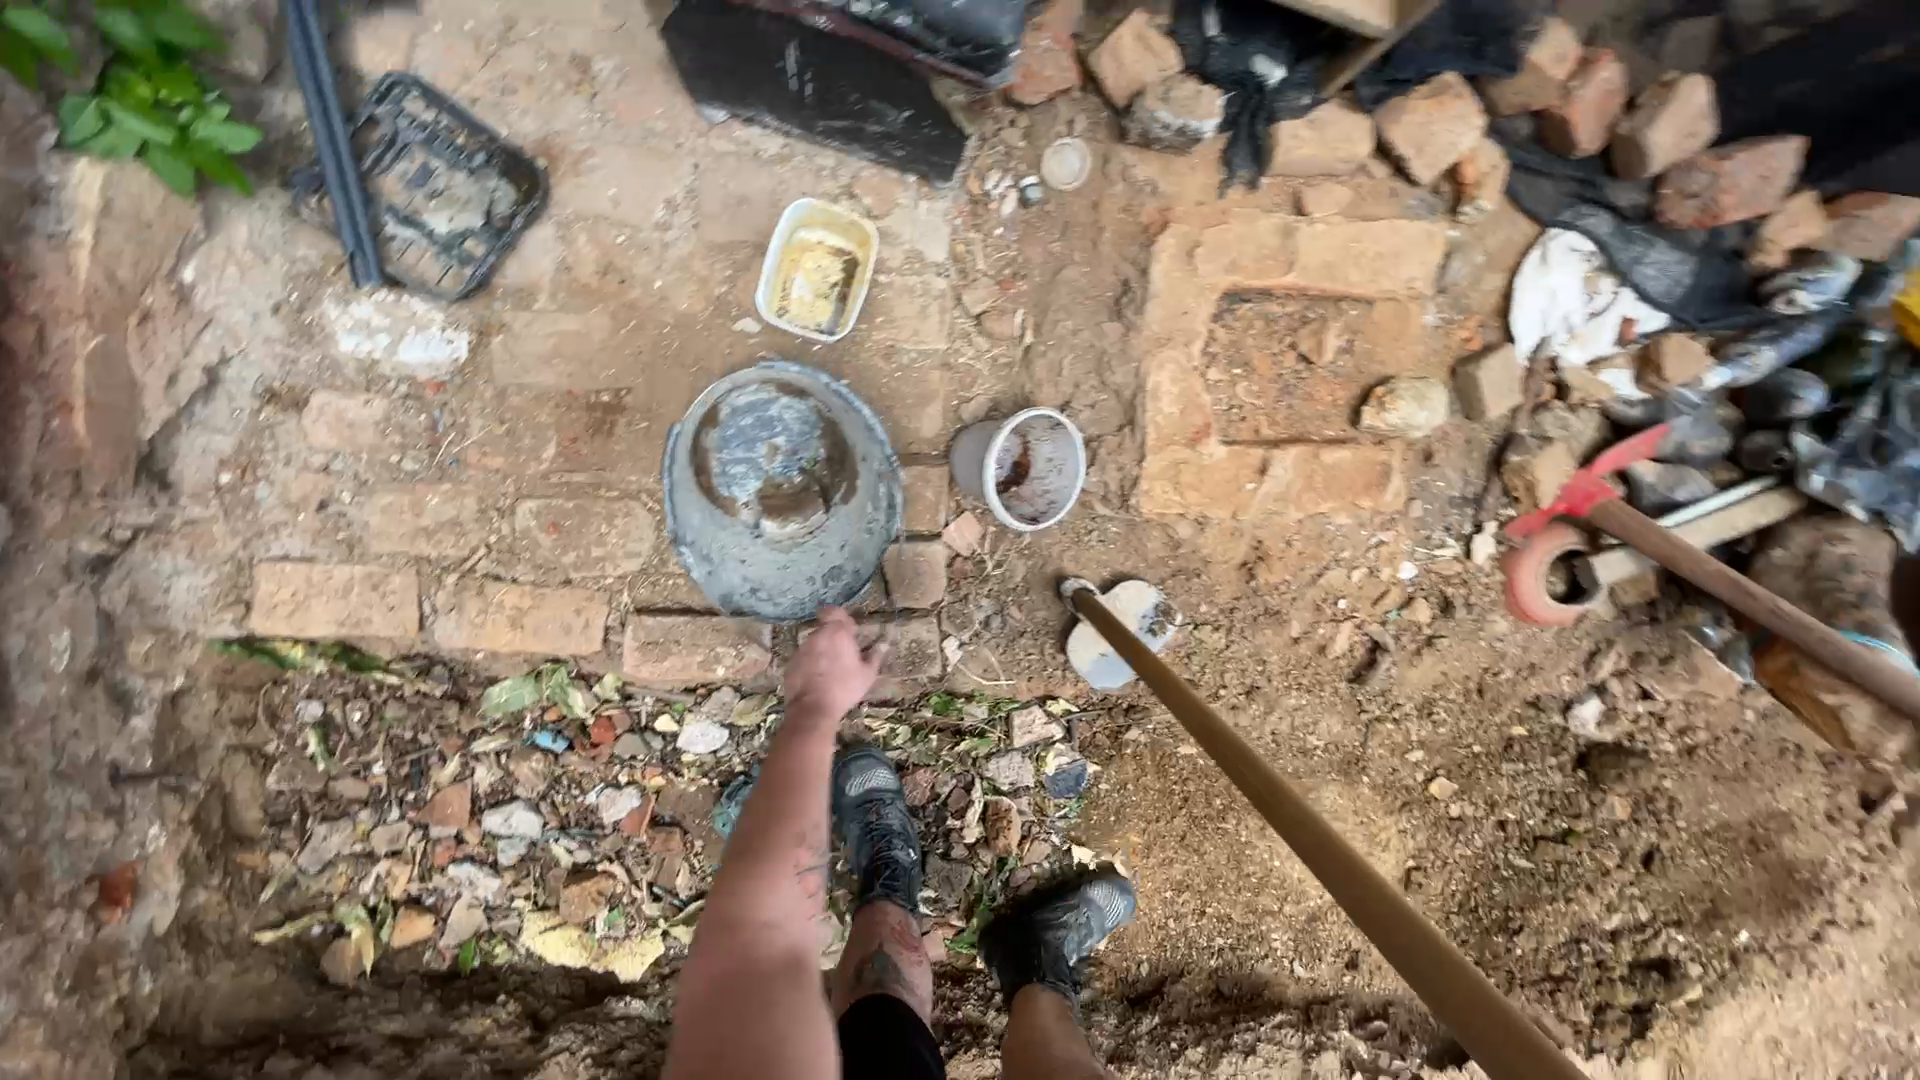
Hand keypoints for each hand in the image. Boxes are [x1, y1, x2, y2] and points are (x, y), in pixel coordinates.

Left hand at [784, 607, 886, 725]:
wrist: (813, 708)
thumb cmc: (845, 688)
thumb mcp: (867, 674)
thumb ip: (875, 656)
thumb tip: (883, 644)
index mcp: (838, 633)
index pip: (835, 611)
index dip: (842, 618)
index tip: (849, 630)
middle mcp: (817, 636)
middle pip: (825, 628)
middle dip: (833, 637)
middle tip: (843, 654)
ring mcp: (802, 649)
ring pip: (814, 643)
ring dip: (822, 651)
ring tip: (830, 669)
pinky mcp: (791, 663)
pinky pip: (804, 657)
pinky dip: (811, 663)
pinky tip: (817, 679)